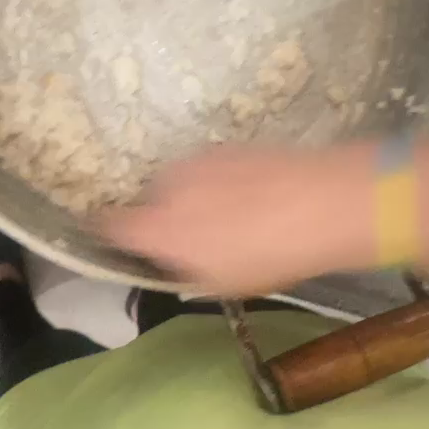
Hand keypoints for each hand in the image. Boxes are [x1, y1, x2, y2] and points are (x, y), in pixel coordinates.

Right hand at [99, 144, 375, 294]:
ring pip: (177, 182)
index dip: (107, 233)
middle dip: (159, 216)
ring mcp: (195, 161)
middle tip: (191, 239)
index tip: (118, 241)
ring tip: (227, 218)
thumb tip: (167, 259)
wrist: (321, 201)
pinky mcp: (223, 146)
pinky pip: (206, 169)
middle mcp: (166, 187)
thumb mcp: (219, 282)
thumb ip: (180, 268)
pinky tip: (248, 198)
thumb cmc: (267, 256)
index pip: (108, 225)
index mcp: (157, 228)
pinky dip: (214, 181)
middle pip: (146, 201)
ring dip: (188, 196)